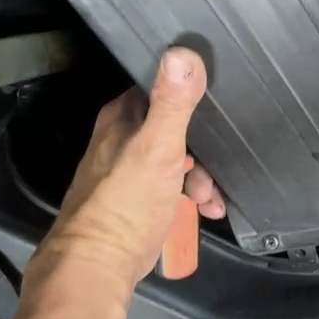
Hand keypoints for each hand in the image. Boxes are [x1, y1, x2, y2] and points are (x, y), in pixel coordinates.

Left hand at [32, 47, 225, 297]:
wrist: (100, 265)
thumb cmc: (125, 203)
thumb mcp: (158, 147)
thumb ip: (173, 103)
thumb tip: (183, 53)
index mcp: (121, 120)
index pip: (160, 88)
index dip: (191, 95)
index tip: (219, 109)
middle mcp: (122, 141)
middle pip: (177, 128)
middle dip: (205, 149)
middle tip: (216, 169)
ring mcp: (130, 171)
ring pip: (180, 160)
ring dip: (203, 177)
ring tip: (210, 198)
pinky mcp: (139, 199)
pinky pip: (176, 188)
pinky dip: (194, 196)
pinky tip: (206, 211)